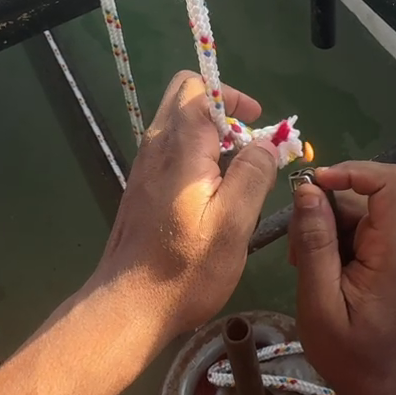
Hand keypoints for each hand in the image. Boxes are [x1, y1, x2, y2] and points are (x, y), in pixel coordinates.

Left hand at [89, 71, 282, 347]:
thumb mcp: (233, 224)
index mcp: (180, 146)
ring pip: (178, 121)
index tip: (259, 121)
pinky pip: (172, 146)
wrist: (128, 305)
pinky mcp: (142, 184)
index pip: (200, 89)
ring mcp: (145, 164)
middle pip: (184, 96)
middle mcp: (156, 144)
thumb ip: (253, 175)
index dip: (233, 96)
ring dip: (210, 130)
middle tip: (248, 139)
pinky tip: (216, 188)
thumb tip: (267, 143)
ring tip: (240, 167)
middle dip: (221, 106)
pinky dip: (197, 149)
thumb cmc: (185, 268)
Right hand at [288, 161, 395, 394]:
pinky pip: (356, 225)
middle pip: (359, 196)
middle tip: (296, 253)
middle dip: (321, 212)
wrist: (382, 388)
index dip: (351, 172)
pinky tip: (319, 269)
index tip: (311, 187)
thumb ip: (314, 243)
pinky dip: (331, 239)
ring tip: (306, 268)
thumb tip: (306, 190)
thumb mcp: (320, 303)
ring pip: (352, 209)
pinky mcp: (390, 250)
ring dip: (322, 229)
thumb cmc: (351, 355)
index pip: (389, 182)